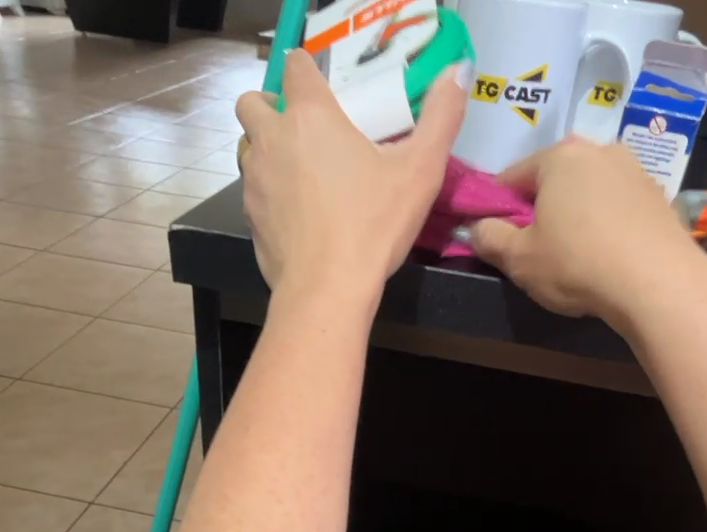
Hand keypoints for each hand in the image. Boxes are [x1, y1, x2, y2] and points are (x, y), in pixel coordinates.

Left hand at [235, 49, 467, 295]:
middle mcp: (272, 140)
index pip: (295, 67)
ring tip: (298, 172)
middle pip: (252, 102)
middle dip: (270, 106)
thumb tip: (458, 71)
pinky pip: (253, 194)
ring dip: (266, 150)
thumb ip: (442, 117)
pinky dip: (269, 196)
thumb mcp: (421, 170)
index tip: (324, 87)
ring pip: (248, 149)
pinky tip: (297, 216)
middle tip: (301, 129)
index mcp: (309, 116)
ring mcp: (255, 182)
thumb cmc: (373, 225)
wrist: (327, 289)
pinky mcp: (250, 220)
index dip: (307, 70)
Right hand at [469, 139, 706, 323]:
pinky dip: (607, 225)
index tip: (496, 235)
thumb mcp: (519, 259)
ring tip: (574, 254)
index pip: (512, 176)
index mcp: (558, 157)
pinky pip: (618, 208)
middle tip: (536, 247)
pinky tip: (606, 255)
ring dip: (576, 215)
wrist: (657, 282)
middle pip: (555, 179)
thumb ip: (490, 238)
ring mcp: (635, 170)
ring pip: (589, 191)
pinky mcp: (659, 197)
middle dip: (541, 207)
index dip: (497, 207)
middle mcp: (599, 150)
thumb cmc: (576, 264)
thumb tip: (476, 227)